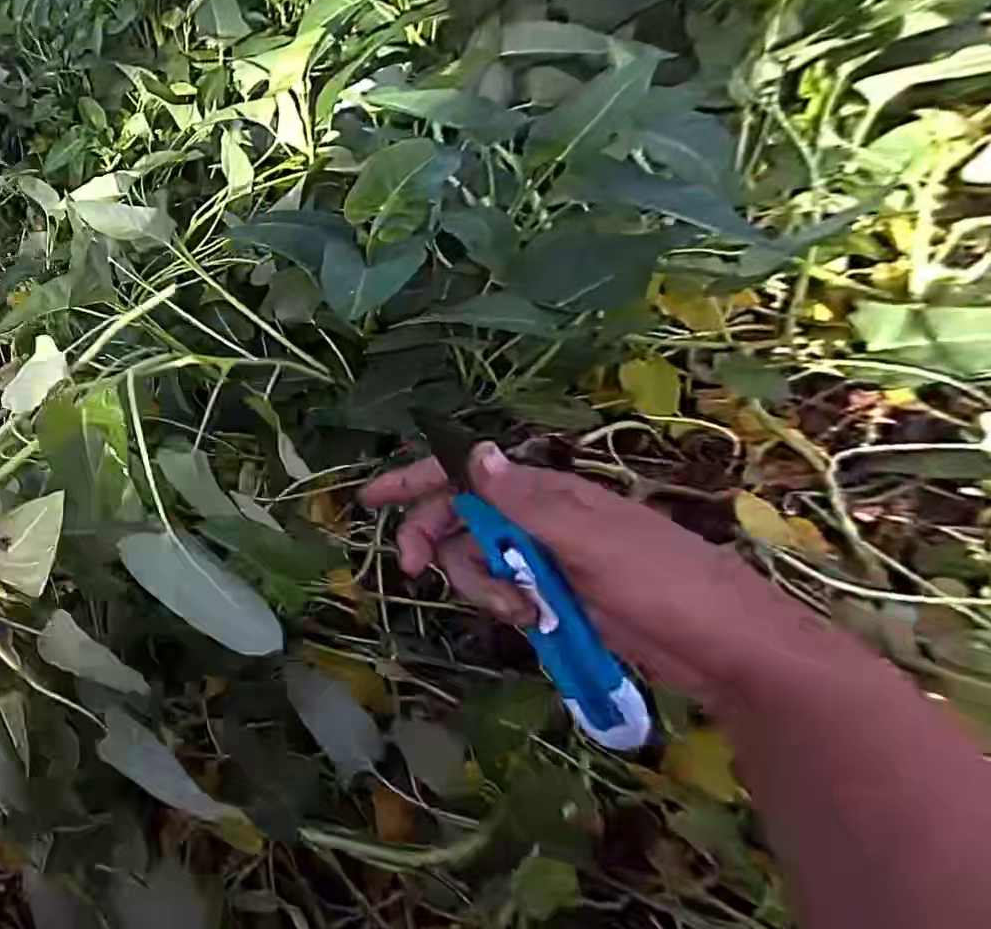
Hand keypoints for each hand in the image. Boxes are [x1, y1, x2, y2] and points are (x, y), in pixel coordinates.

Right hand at [361, 442, 819, 707]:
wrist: (735, 656)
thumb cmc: (667, 586)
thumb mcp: (590, 541)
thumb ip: (525, 499)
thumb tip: (473, 451)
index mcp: (542, 493)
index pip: (462, 472)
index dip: (412, 479)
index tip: (371, 498)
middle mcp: (534, 517)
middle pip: (455, 517)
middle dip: (432, 540)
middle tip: (417, 570)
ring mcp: (542, 554)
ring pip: (472, 557)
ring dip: (476, 582)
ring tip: (516, 608)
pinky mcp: (551, 589)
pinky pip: (498, 586)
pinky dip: (501, 601)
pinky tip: (532, 617)